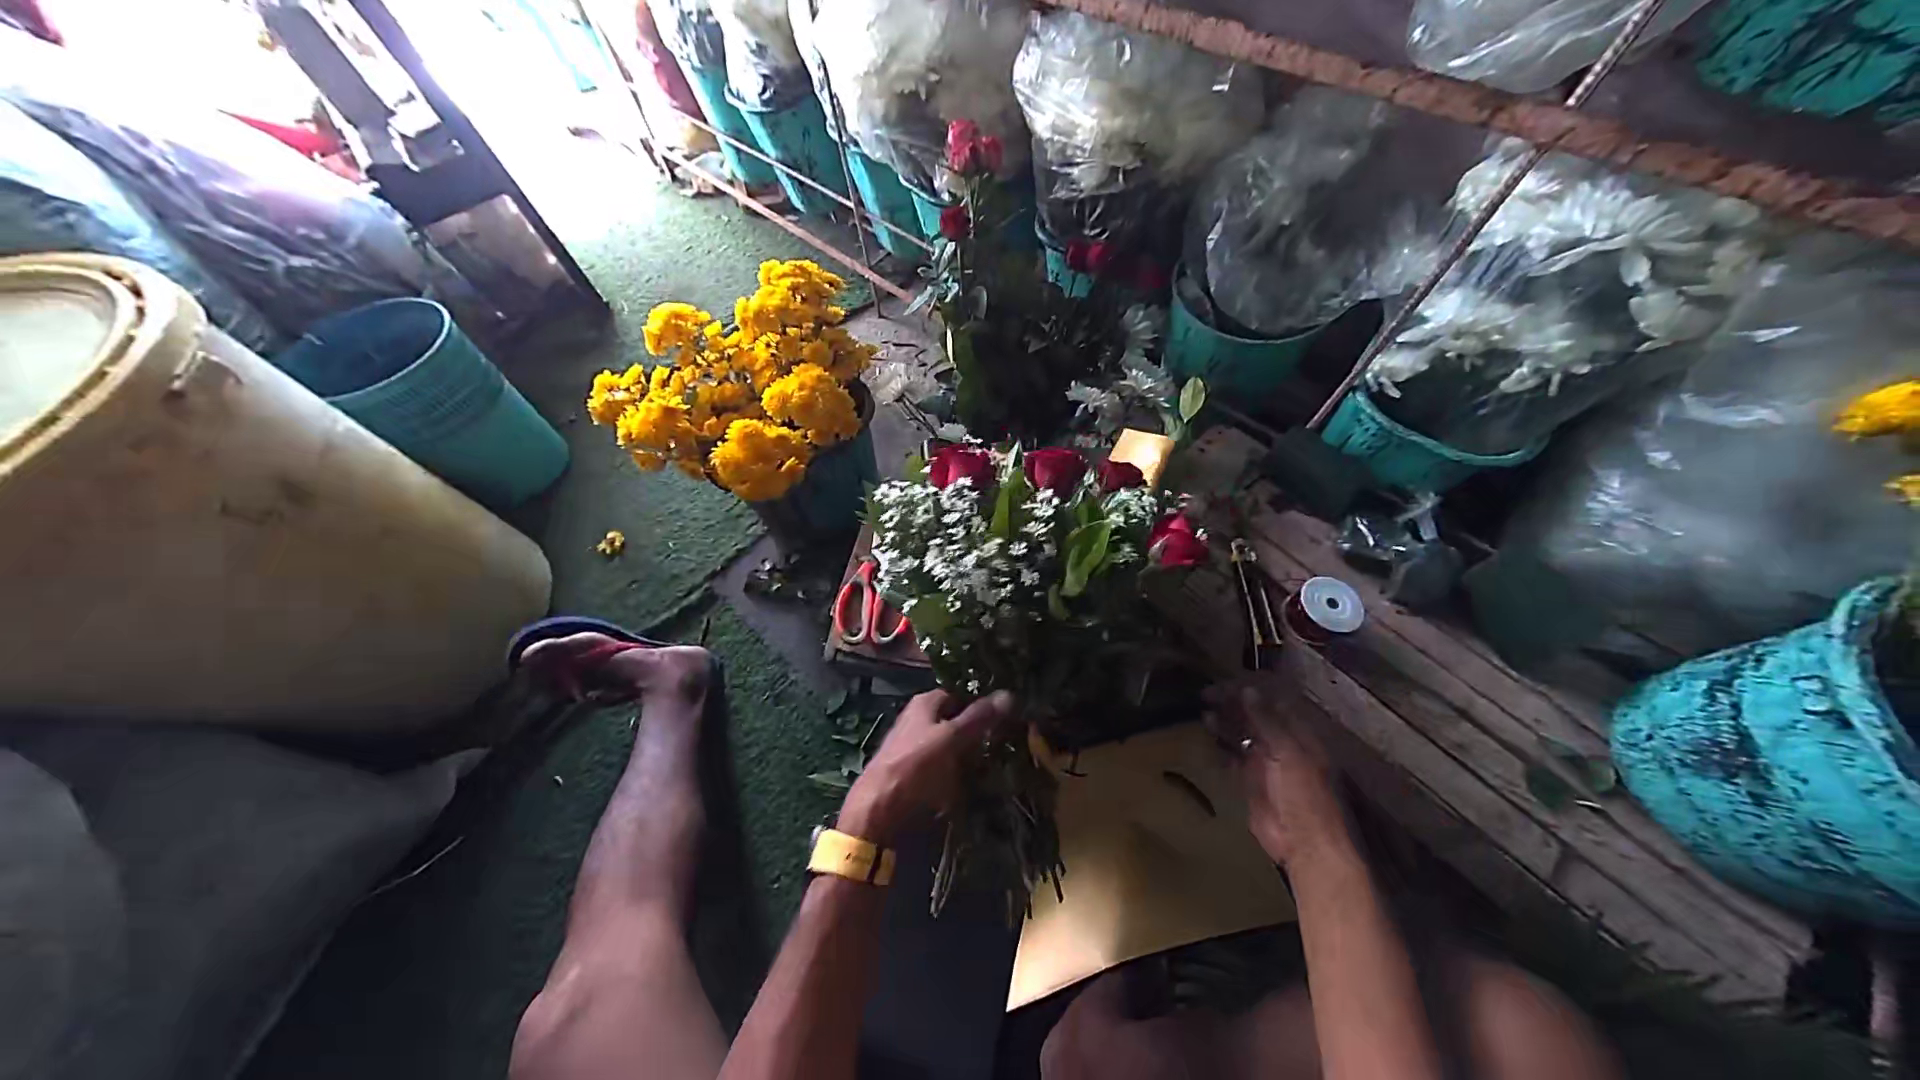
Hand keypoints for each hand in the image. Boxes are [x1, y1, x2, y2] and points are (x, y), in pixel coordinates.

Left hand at [839, 689, 1013, 844]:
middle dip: (981, 732)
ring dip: (974, 757)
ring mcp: (918, 749)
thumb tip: (1009, 694)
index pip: (961, 694)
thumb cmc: (915, 766)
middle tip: (1010, 741)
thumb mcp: (951, 738)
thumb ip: (979, 718)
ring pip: (954, 746)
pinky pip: (947, 769)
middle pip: (958, 721)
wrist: (878, 811)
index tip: (1010, 714)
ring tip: (1000, 765)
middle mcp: (919, 721)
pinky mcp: (918, 775)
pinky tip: (977, 785)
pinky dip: (962, 775)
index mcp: (925, 704)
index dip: (983, 702)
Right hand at [1210, 677, 1350, 868]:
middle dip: (1232, 702)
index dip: (1249, 689)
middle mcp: (1282, 742)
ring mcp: (1266, 761)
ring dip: (1224, 722)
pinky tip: (1209, 738)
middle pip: (1254, 715)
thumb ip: (1266, 721)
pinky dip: (1221, 746)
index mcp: (1299, 733)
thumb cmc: (1305, 796)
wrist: (1305, 845)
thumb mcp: (1288, 753)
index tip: (1224, 684)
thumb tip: (1247, 690)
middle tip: (1206, 696)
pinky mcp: (1251, 781)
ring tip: (1204, 714)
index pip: (1273, 699)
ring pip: (1242, 733)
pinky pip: (1234, 757)